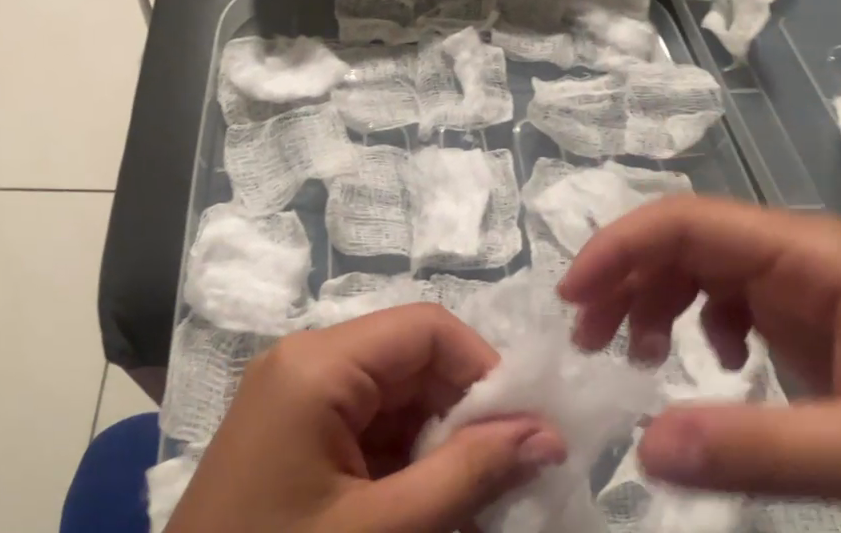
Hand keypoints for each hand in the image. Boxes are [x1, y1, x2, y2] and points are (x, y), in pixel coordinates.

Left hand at [167, 303, 566, 532]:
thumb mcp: (385, 529)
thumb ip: (470, 474)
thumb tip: (548, 433)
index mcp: (318, 363)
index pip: (426, 328)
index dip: (484, 369)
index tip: (525, 431)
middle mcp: (304, 362)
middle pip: (410, 359)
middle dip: (464, 413)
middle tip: (506, 478)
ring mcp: (294, 397)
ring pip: (394, 396)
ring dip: (439, 444)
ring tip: (471, 504)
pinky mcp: (292, 433)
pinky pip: (366, 426)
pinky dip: (405, 462)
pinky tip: (429, 510)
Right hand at [559, 196, 840, 532]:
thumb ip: (754, 446)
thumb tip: (639, 445)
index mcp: (816, 256)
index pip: (690, 221)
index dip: (620, 247)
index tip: (572, 300)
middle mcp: (808, 257)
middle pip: (689, 239)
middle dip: (627, 277)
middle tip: (591, 341)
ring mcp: (817, 292)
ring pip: (706, 269)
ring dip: (657, 300)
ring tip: (633, 357)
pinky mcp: (826, 329)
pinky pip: (737, 305)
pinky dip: (700, 326)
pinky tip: (708, 368)